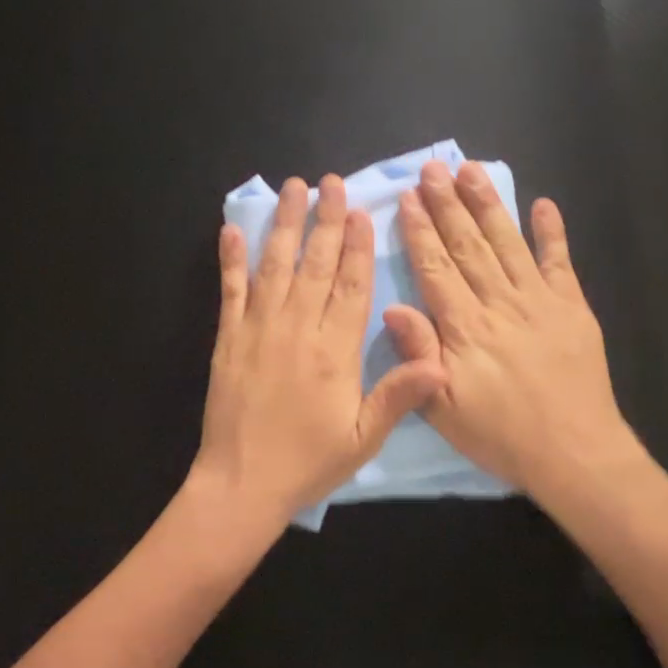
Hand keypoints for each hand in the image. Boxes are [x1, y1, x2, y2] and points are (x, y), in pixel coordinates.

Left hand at [193, 175, 447, 526]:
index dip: (358, 247)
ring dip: (285, 225)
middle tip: (331, 184)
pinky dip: (231, 259)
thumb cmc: (308, 463)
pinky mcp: (227, 339)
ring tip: (293, 189)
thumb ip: (397, 395)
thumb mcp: (363, 438)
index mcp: (335, 351)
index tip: (362, 212)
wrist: (242, 483)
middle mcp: (297, 329)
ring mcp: (258, 330)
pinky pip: (230, 291)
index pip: (352, 286)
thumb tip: (440, 361)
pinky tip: (232, 230)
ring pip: (275, 267)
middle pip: (315, 265)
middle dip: (325, 221)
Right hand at [389, 161, 647, 495]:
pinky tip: (543, 204)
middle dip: (448, 205)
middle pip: (468, 246)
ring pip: (508, 243)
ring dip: (489, 205)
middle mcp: (500, 304)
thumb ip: (419, 355)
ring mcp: (540, 302)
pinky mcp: (573, 309)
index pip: (436, 269)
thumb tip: (392, 308)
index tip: (408, 198)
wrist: (574, 453)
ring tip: (471, 170)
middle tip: (433, 168)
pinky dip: (552, 233)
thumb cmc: (500, 435)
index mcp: (465, 328)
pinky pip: (561, 262)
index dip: (421, 232)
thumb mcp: (443, 407)